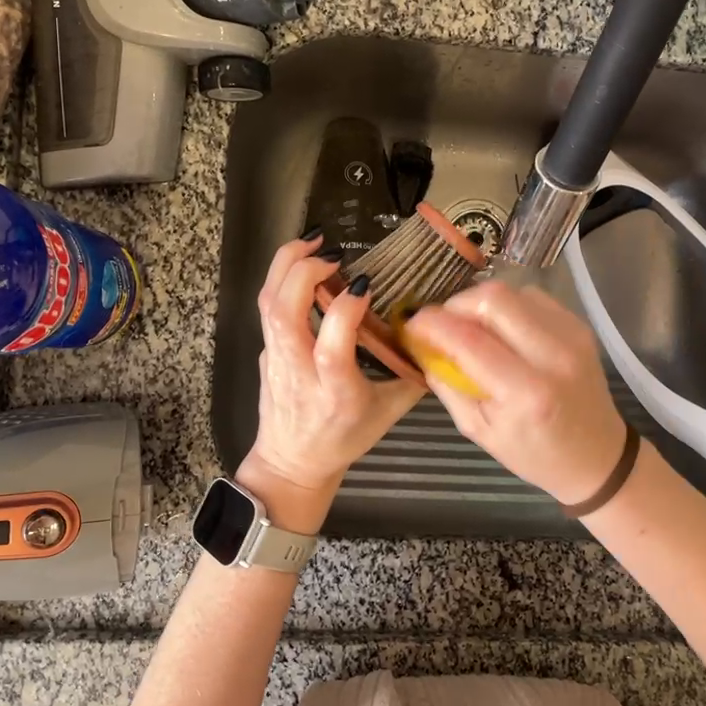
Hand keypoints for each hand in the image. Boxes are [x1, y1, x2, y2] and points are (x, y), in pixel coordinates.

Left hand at [243, 233, 425, 531]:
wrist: (292, 462)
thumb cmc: (343, 439)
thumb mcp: (387, 413)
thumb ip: (413, 375)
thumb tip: (439, 335)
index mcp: (335, 393)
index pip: (330, 348)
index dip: (345, 310)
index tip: (366, 284)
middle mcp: (300, 373)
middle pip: (284, 314)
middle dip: (302, 273)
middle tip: (332, 253)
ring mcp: (276, 360)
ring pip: (268, 305)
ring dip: (285, 266)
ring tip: (312, 242)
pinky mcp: (266, 351)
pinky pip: (267, 308)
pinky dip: (281, 278)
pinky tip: (303, 264)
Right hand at [405, 283, 627, 505]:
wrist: (597, 455)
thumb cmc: (533, 453)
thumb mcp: (479, 431)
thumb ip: (448, 384)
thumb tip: (422, 345)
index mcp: (526, 394)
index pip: (469, 341)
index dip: (433, 324)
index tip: (412, 325)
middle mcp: (553, 357)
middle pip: (493, 299)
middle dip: (456, 304)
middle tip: (443, 323)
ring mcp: (571, 336)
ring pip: (512, 292)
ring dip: (481, 304)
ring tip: (471, 327)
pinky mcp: (579, 326)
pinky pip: (532, 297)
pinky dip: (507, 307)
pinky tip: (501, 329)